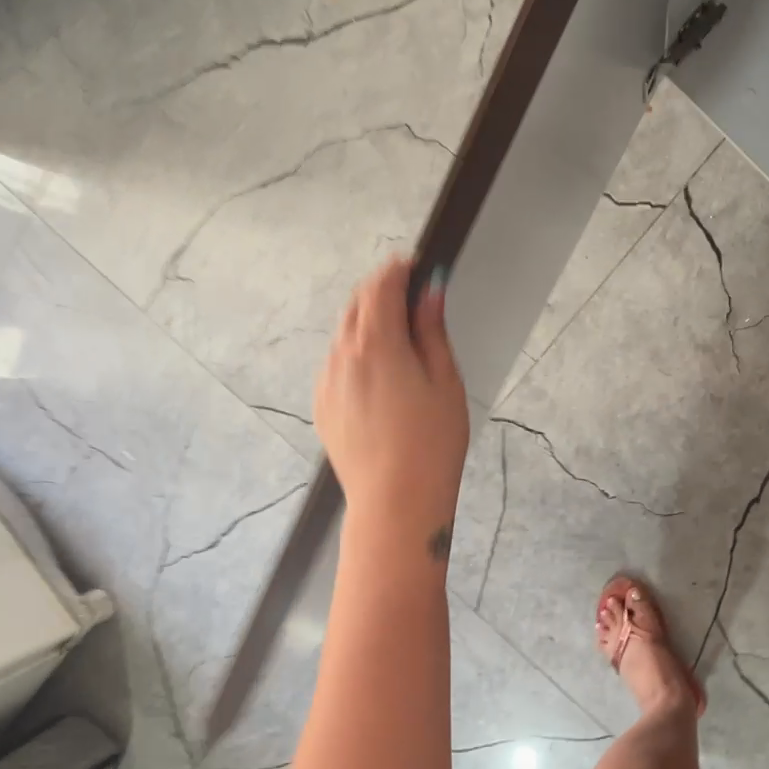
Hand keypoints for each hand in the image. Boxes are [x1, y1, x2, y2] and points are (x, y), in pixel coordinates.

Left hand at [315, 258, 470, 551]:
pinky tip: (380, 379)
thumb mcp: (445, 383)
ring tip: (398, 340)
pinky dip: (355, 356)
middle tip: (409, 298)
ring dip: (366, 325)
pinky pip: (336, 367)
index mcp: (376, 343)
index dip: (398, 270)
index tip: (415, 265)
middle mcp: (342, 356)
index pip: (380, 286)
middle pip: (356, 306)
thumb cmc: (431, 444)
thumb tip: (428, 293)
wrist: (394, 503)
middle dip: (380, 293)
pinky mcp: (323, 408)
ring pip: (343, 337)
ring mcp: (327, 383)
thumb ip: (431, 331)